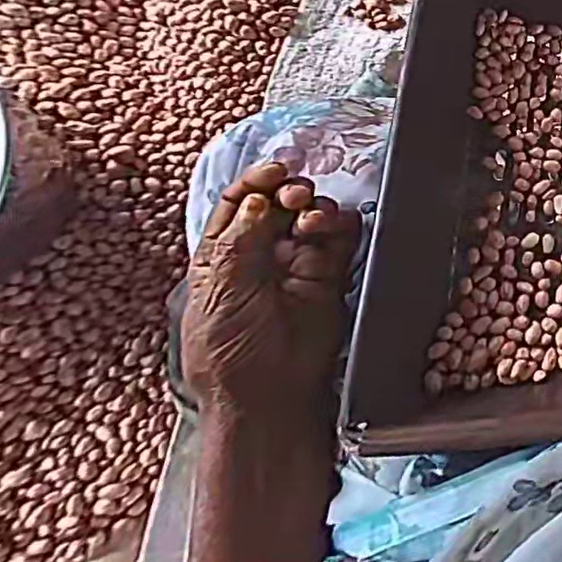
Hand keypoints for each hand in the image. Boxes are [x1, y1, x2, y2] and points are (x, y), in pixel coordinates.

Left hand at [182, 162, 361, 421]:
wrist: (270, 391)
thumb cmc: (230, 349)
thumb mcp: (220, 292)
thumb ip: (240, 241)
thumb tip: (257, 200)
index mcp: (224, 254)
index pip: (238, 203)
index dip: (254, 182)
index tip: (274, 171)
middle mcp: (263, 251)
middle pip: (278, 203)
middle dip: (288, 191)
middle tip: (295, 194)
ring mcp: (299, 260)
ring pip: (312, 214)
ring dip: (314, 206)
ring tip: (311, 216)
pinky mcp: (331, 271)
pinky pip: (341, 235)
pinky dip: (339, 222)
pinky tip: (327, 227)